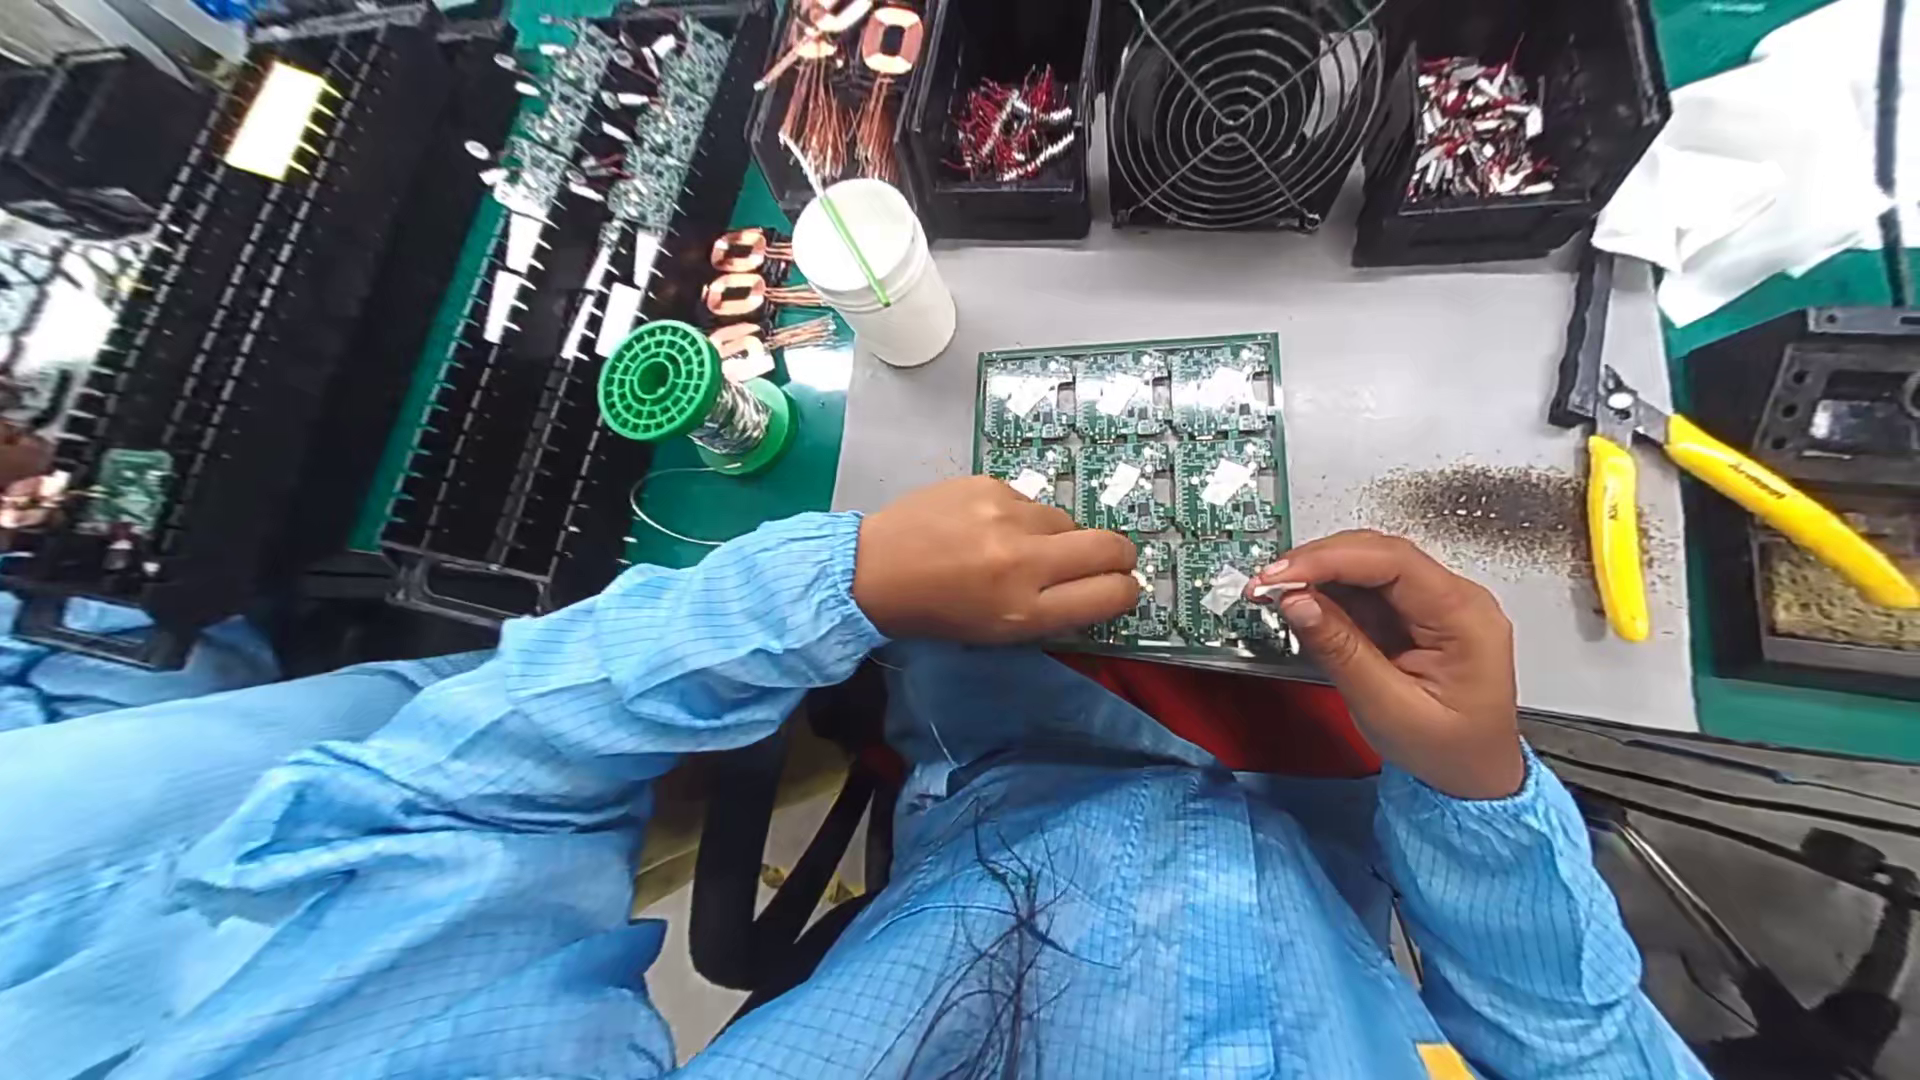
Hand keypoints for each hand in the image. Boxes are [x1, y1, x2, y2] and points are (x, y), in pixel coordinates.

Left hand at [853, 476, 1138, 643]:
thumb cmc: (937, 612)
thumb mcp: (999, 633)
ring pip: (1065, 520)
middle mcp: (1024, 560)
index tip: (1119, 587)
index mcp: (1025, 611)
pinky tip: (985, 526)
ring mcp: (1006, 515)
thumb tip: (1103, 586)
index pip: (1111, 594)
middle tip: (1103, 560)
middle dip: (1118, 556)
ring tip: (1014, 546)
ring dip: (1055, 536)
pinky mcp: (988, 484)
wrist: (875, 568)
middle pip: (1110, 547)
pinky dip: (1019, 516)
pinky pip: (1028, 501)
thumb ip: (1055, 612)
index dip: (1124, 590)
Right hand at [1247, 530, 1523, 798]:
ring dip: (1312, 571)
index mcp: (1463, 617)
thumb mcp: (1387, 708)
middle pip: (1375, 552)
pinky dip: (1319, 587)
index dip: (1329, 560)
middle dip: (1314, 561)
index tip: (1278, 577)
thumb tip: (1295, 602)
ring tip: (1270, 591)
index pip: (1393, 562)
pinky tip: (1294, 599)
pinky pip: (1356, 585)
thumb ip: (1340, 651)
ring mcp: (1425, 601)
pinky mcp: (1401, 611)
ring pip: (1362, 562)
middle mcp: (1450, 597)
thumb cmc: (1445, 749)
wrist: (1470, 776)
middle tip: (1264, 583)